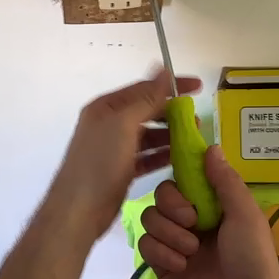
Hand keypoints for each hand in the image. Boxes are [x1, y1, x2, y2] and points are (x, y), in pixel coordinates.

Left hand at [46, 71, 202, 234]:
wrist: (78, 210)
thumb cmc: (99, 163)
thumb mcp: (123, 125)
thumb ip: (146, 99)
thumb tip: (163, 68)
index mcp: (106, 107)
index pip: (144, 88)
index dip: (171, 86)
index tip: (199, 87)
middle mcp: (109, 124)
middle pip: (147, 111)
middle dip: (172, 114)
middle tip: (198, 121)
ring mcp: (114, 148)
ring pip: (148, 135)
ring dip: (170, 135)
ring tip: (194, 139)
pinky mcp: (120, 169)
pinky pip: (146, 156)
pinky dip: (162, 155)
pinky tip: (180, 158)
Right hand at [138, 146, 278, 278]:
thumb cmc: (252, 263)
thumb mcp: (246, 217)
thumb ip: (226, 182)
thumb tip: (211, 147)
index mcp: (215, 208)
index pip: (186, 180)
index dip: (183, 181)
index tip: (189, 189)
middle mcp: (193, 222)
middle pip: (162, 195)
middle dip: (173, 206)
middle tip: (192, 222)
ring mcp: (175, 244)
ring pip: (149, 219)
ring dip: (169, 233)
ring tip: (190, 252)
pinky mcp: (160, 266)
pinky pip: (145, 245)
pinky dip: (161, 253)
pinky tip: (181, 267)